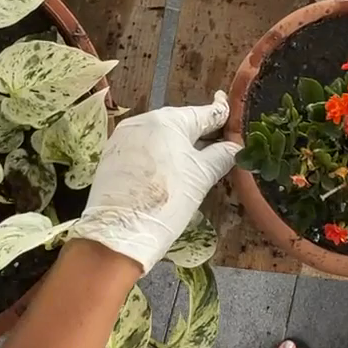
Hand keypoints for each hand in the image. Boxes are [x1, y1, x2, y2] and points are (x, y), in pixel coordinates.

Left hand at [71, 92, 239, 271]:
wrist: (120, 233)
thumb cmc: (169, 201)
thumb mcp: (202, 177)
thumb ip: (222, 156)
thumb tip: (235, 146)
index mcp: (168, 120)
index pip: (203, 113)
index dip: (221, 115)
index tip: (232, 114)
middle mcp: (144, 120)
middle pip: (180, 123)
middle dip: (199, 134)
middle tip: (218, 146)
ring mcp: (124, 136)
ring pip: (160, 135)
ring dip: (177, 145)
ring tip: (193, 163)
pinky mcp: (111, 155)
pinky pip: (143, 147)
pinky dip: (158, 154)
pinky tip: (167, 171)